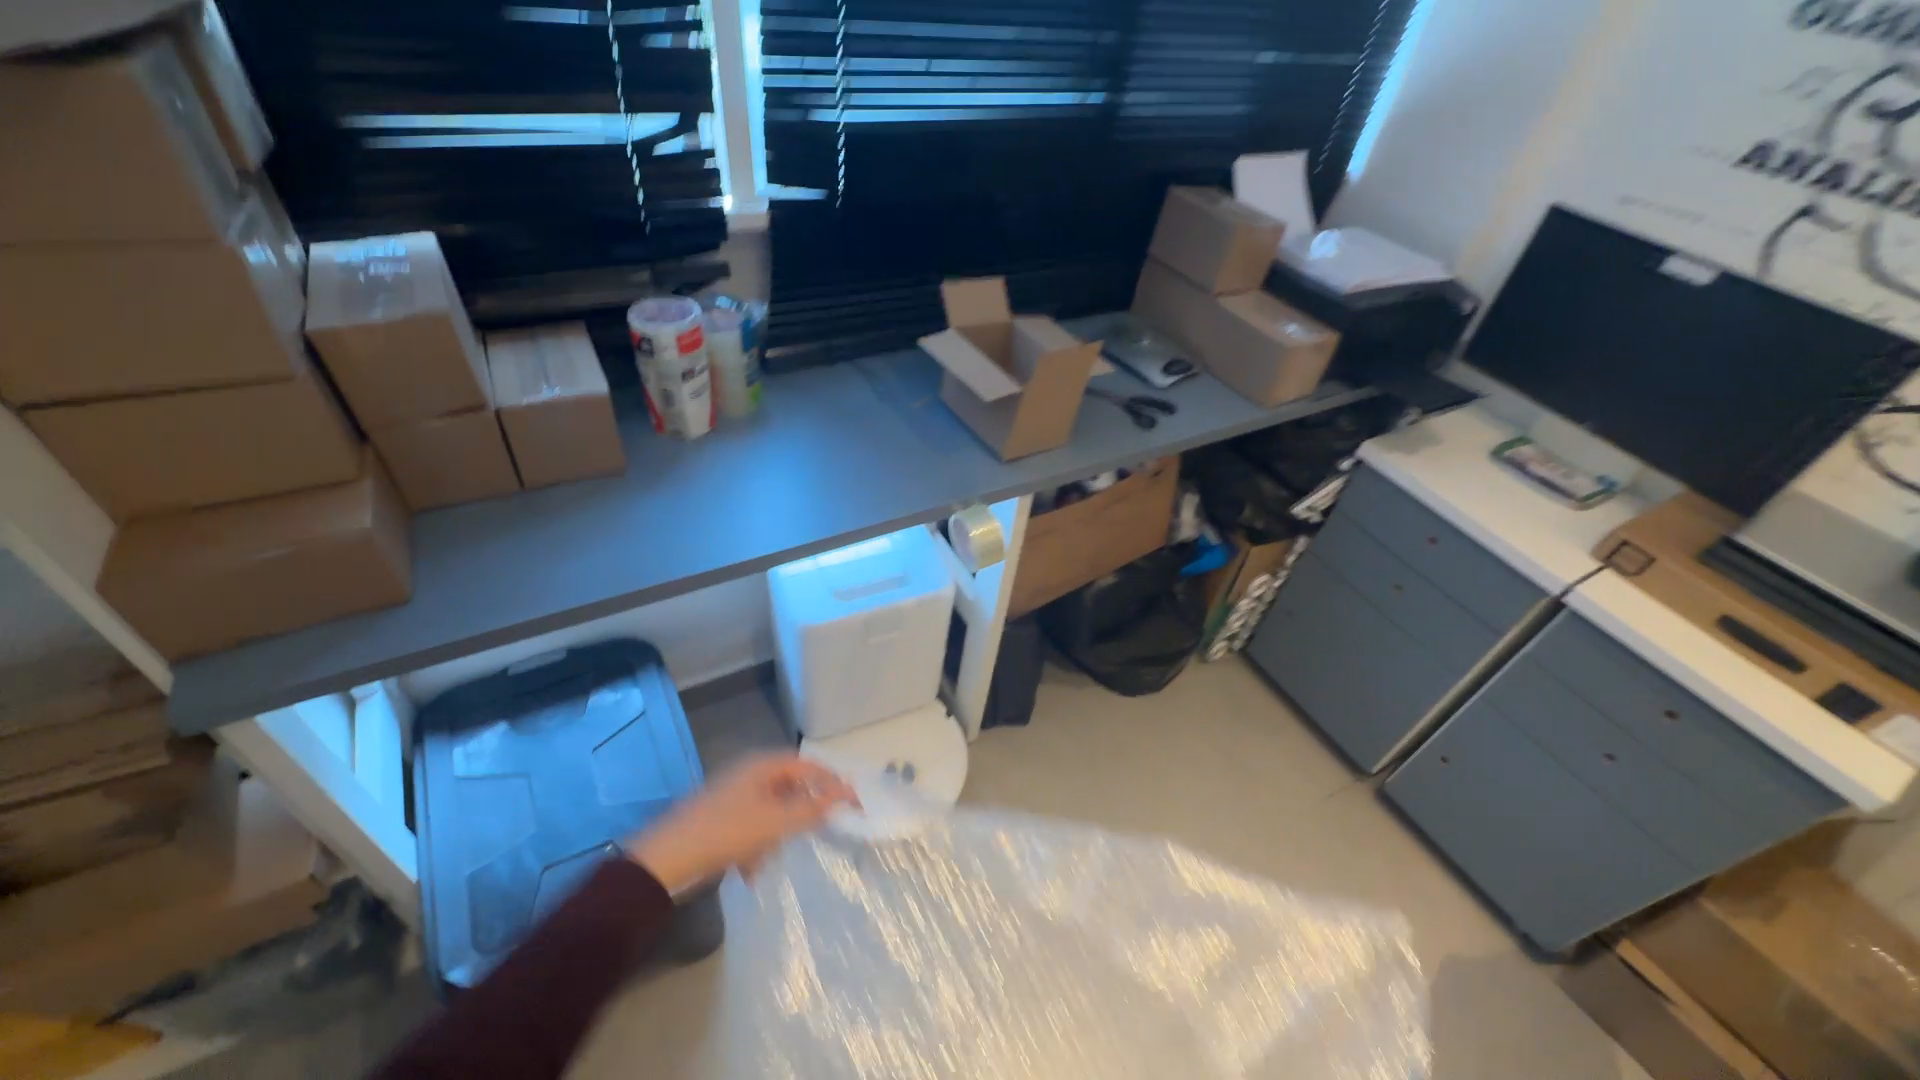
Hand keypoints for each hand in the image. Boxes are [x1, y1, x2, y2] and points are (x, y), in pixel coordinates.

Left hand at [625, 754, 859, 893]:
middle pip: (790, 787)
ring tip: (775, 855)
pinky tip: (751, 870)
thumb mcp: (777, 821)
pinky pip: (751, 829)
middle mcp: (747, 775)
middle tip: (822, 830)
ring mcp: (731, 797)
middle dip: (803, 812)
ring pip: (771, 811)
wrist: (669, 858)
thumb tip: (845, 794)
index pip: (809, 766)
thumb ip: (813, 807)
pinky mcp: (719, 820)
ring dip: (778, 834)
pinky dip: (757, 847)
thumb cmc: (727, 832)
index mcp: (762, 766)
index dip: (833, 782)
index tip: (854, 804)